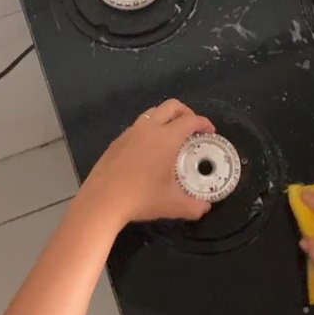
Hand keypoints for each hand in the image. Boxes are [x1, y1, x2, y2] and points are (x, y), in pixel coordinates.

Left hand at [73, 100, 215, 229]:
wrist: (103, 200)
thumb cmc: (141, 198)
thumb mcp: (173, 205)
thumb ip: (194, 206)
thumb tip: (205, 208)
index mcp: (166, 137)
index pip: (190, 120)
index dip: (203, 123)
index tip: (210, 131)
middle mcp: (149, 128)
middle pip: (171, 106)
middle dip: (186, 112)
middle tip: (192, 128)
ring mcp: (130, 132)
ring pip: (152, 113)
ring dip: (166, 118)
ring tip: (172, 137)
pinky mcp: (117, 141)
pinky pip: (138, 126)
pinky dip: (150, 129)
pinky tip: (149, 150)